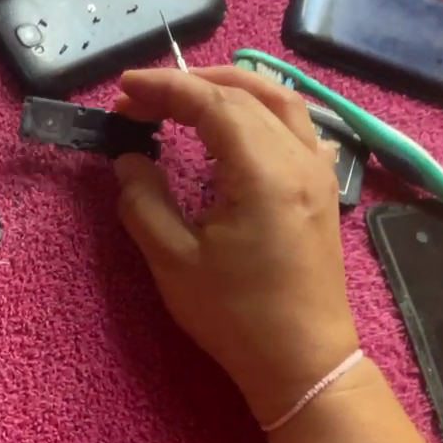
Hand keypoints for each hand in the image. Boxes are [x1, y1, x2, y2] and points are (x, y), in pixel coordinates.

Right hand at [110, 67, 360, 424]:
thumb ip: (143, 200)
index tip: (122, 89)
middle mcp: (299, 159)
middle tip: (138, 98)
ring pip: (278, 99)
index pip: (212, 104)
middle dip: (188, 84)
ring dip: (225, 88)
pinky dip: (254, 108)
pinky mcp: (320, 186)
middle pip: (248, 90)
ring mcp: (317, 170)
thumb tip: (129, 159)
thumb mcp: (171, 259)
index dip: (164, 88)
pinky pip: (293, 123)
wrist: (300, 357)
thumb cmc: (232, 313)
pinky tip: (229, 126)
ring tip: (178, 100)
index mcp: (263, 173)